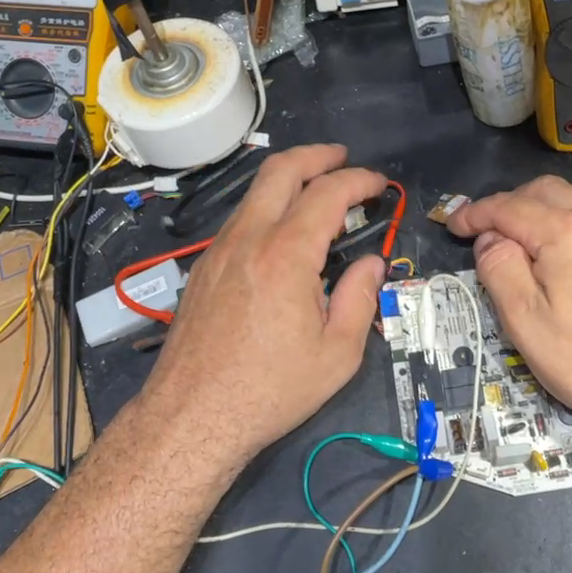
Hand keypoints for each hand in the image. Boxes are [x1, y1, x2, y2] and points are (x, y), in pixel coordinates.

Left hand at [139, 144, 386, 463]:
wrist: (191, 417)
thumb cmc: (270, 390)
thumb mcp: (336, 355)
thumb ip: (360, 299)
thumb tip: (371, 264)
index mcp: (286, 254)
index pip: (327, 193)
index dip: (359, 180)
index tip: (380, 184)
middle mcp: (248, 239)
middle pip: (280, 170)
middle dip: (316, 155)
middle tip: (342, 159)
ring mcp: (218, 250)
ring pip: (254, 193)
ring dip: (288, 181)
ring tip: (317, 194)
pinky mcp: (203, 268)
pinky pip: (239, 221)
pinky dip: (267, 209)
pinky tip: (282, 236)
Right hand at [446, 176, 571, 441]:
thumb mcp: (528, 323)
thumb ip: (500, 270)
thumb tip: (490, 239)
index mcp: (565, 231)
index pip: (507, 206)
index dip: (475, 213)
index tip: (454, 224)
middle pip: (544, 190)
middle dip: (509, 203)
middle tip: (487, 231)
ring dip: (545, 204)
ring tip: (529, 234)